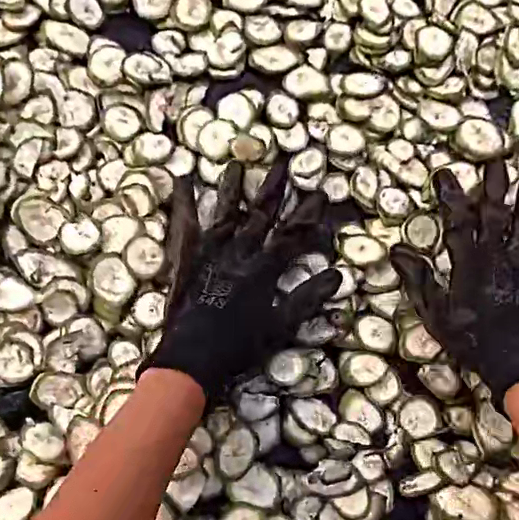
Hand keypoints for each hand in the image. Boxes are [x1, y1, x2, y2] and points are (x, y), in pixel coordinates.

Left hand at [144, 155, 341, 404]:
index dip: (308, 216)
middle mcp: (238, 253)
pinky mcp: (187, 259)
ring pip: (226, 213)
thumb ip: (306, 299)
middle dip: (275, 189)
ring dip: (233, 188)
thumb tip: (336, 274)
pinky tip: (181, 178)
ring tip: (236, 164)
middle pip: (260, 215)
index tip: (320, 194)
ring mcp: (210, 253)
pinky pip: (185, 224)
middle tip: (284, 162)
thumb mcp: (279, 328)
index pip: (291, 236)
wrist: (192, 357)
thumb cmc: (238, 348)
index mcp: (263, 270)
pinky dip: (183, 200)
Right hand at [390, 160, 518, 410]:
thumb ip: (418, 280)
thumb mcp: (433, 313)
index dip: (452, 197)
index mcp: (470, 264)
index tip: (445, 174)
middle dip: (495, 188)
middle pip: (497, 215)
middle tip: (497, 164)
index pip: (459, 222)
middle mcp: (500, 258)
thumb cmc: (468, 338)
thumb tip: (398, 251)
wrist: (514, 361)